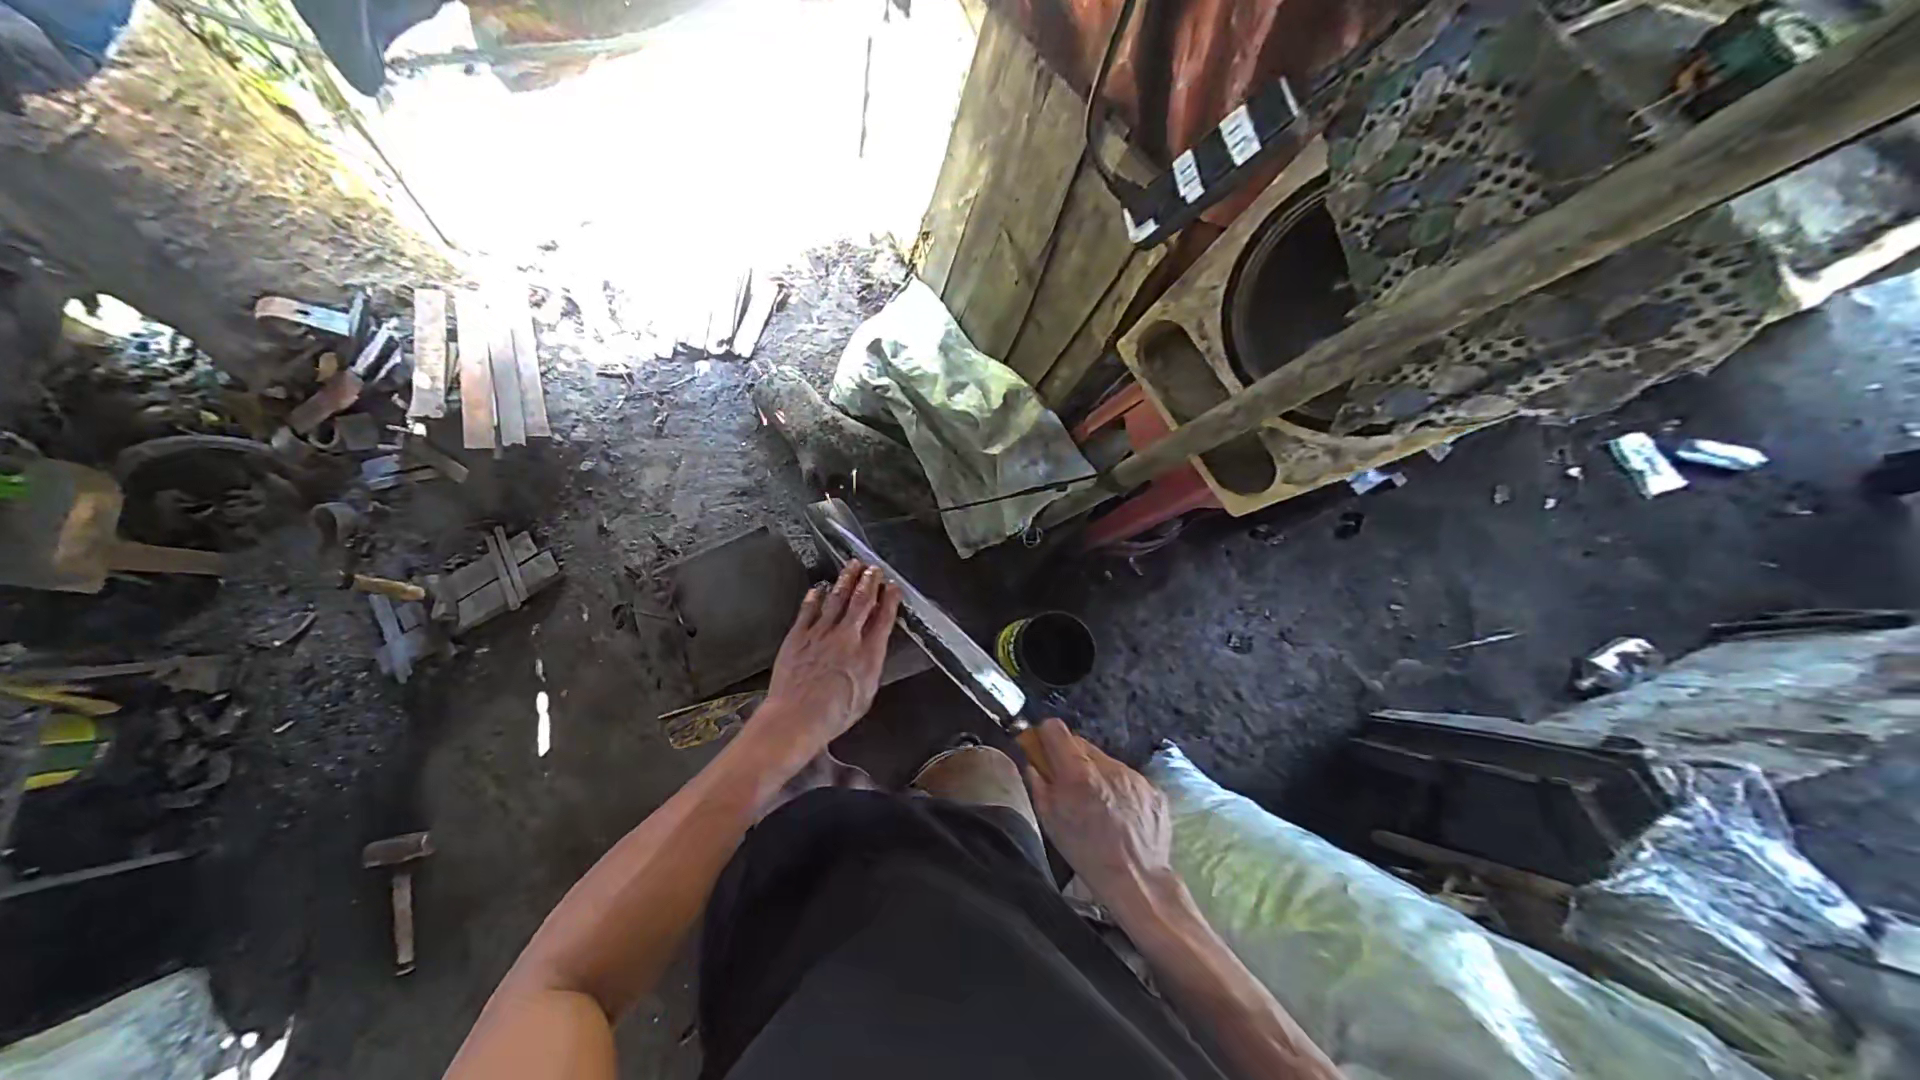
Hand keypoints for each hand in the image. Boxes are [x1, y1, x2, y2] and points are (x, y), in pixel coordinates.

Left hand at [754, 560, 899, 757]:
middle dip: (869, 581)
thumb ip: (871, 667)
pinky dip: (815, 596)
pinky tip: (819, 588)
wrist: (796, 716)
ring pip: (837, 598)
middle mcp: (847, 637)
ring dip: (846, 580)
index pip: (883, 618)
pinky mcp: (798, 635)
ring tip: (852, 566)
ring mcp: (820, 633)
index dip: (890, 599)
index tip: (893, 587)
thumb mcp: (866, 694)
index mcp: (868, 653)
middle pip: (861, 601)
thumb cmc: (833, 715)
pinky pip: (808, 609)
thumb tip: (873, 652)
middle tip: (874, 568)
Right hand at [1024, 718, 1175, 912]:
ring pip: (1105, 760)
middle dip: (1070, 759)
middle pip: (1080, 744)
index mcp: (1078, 772)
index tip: (1042, 750)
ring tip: (1096, 804)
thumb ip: (1037, 783)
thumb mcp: (1049, 820)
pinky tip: (1118, 813)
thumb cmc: (1086, 853)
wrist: (1137, 880)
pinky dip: (1118, 788)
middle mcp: (1108, 766)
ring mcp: (1133, 776)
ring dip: (1095, 773)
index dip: (1045, 737)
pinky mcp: (1152, 788)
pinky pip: (1127, 777)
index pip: (1056, 729)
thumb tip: (1031, 761)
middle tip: (1068, 784)